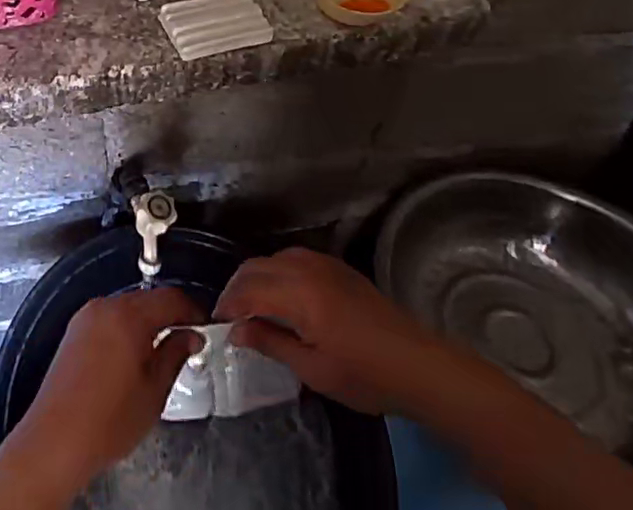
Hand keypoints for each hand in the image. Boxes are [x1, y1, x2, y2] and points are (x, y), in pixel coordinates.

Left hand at [0, 287, 205, 502]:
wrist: (54, 442)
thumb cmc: (105, 422)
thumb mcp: (154, 391)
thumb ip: (175, 354)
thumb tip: (190, 337)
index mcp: (129, 316)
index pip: (171, 298)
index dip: (192, 310)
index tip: (204, 325)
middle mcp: (106, 308)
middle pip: (148, 299)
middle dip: (170, 315)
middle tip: (188, 338)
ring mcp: (87, 318)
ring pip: (128, 307)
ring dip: (147, 321)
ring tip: (162, 350)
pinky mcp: (74, 332)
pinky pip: (109, 318)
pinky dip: (126, 328)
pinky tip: (133, 355)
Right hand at [214, 247, 432, 414]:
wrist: (416, 363)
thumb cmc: (364, 374)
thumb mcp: (313, 368)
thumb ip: (272, 343)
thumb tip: (237, 331)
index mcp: (300, 294)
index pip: (249, 289)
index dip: (228, 305)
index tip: (217, 324)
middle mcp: (308, 268)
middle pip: (257, 266)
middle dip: (237, 288)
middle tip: (229, 316)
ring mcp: (325, 264)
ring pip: (275, 258)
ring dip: (256, 277)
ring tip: (250, 306)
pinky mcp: (338, 267)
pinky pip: (295, 259)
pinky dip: (277, 271)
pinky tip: (279, 295)